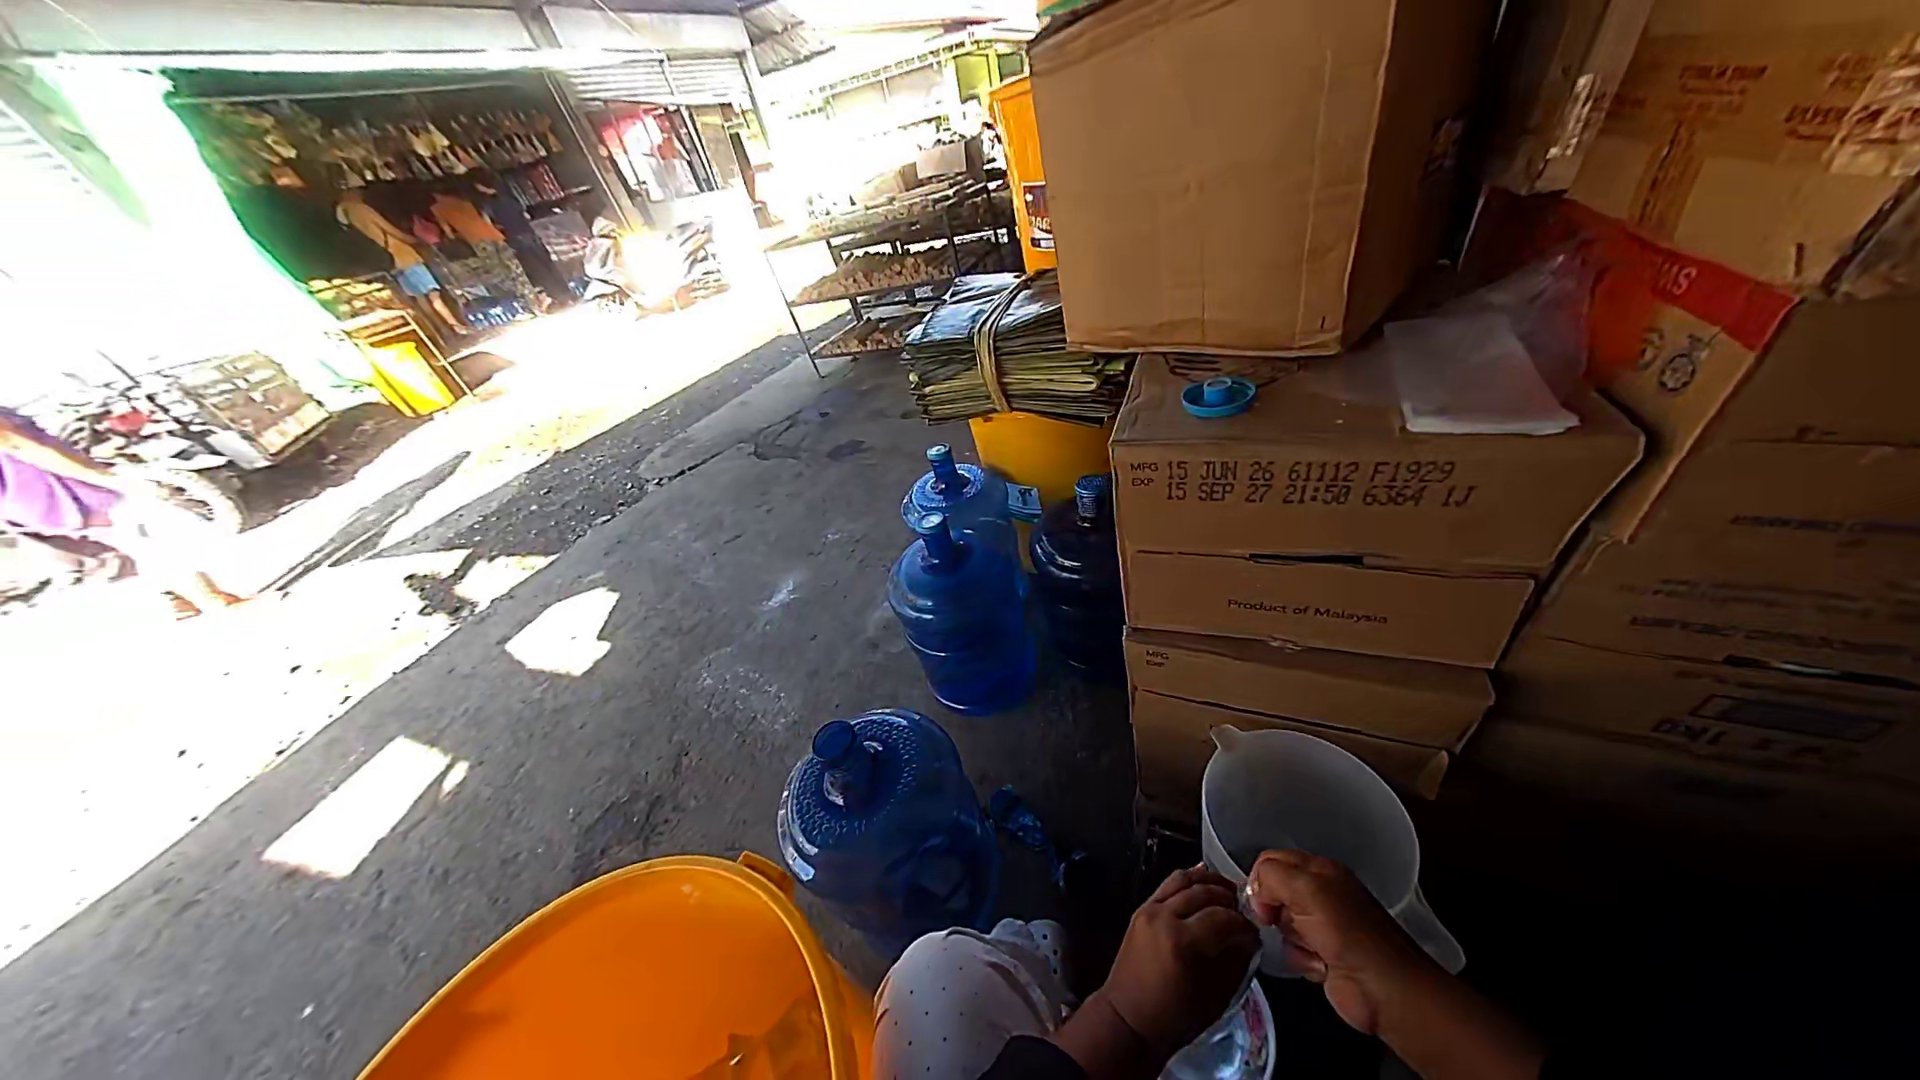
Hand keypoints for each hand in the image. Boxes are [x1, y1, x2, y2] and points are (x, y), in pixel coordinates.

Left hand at [1095, 865, 1258, 1055]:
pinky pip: (1167, 885)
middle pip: (1203, 893)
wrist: (1129, 1017)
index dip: (1244, 924)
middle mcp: (1163, 917)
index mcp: (1182, 942)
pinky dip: (1187, 880)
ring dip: (1208, 881)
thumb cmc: (1175, 1016)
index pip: (1222, 919)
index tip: (1255, 933)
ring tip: (1228, 890)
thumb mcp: (1215, 997)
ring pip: (1182, 880)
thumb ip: (1235, 962)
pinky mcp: (1141, 908)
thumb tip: (1249, 938)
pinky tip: (1203, 881)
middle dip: (1229, 898)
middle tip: (1245, 909)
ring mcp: (1149, 909)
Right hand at [1245, 850, 1432, 1034]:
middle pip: (1273, 893)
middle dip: (1275, 911)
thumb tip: (1256, 893)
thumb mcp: (1305, 888)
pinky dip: (1301, 959)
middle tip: (1286, 923)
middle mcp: (1320, 893)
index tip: (1261, 901)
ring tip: (1312, 948)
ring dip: (1290, 938)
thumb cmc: (1349, 934)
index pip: (1270, 860)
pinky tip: (1319, 965)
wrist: (1386, 991)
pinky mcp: (1323, 956)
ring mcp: (1322, 926)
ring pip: (1281, 923)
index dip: (1259, 879)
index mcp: (1319, 869)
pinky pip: (1293, 950)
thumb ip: (1271, 875)